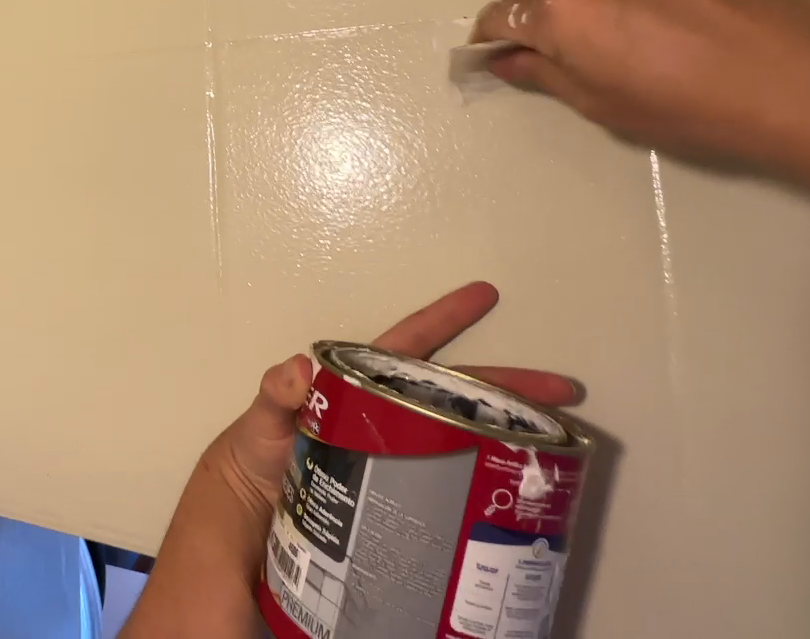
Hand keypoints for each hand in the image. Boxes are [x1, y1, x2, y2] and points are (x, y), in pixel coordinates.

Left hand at [208, 281, 576, 517]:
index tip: (485, 293)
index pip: (406, 347)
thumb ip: (276, 395)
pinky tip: (514, 500)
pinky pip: (450, 486)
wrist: (247, 515)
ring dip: (504, 438)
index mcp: (356, 389)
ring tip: (556, 449)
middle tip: (562, 392)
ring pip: (458, 437)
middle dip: (503, 389)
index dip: (443, 319)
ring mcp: (396, 456)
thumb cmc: (255, 456)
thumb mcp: (264, 422)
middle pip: (450, 395)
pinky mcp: (401, 497)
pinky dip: (482, 486)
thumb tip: (298, 368)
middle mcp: (383, 418)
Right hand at [469, 0, 809, 171]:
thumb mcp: (602, 104)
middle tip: (531, 42)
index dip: (487, 38)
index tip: (491, 57)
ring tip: (569, 10)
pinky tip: (624, 4)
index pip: (498, 16)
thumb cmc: (691, 110)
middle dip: (514, 9)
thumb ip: (545, 74)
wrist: (806, 87)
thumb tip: (506, 60)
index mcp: (561, 16)